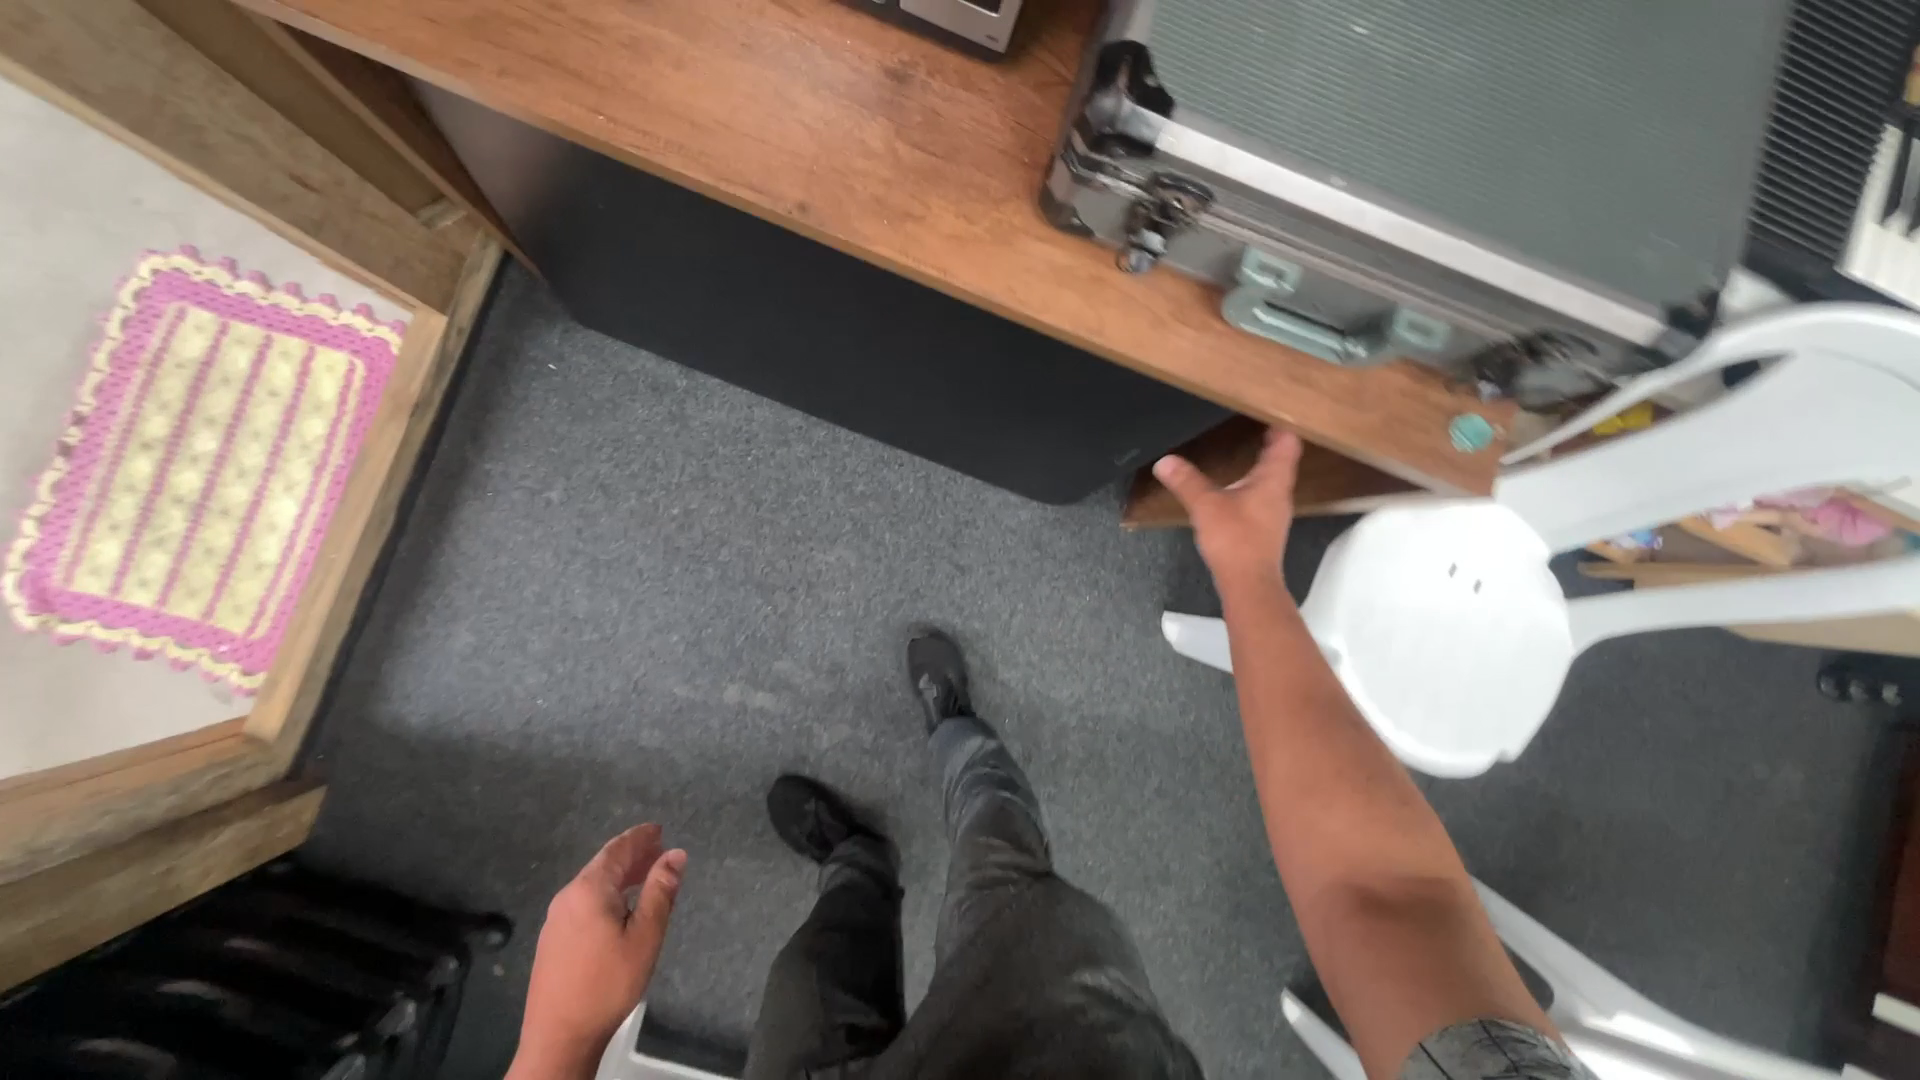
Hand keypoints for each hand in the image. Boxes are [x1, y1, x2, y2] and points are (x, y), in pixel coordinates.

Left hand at [509, 825, 686, 1079]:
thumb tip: (675, 854)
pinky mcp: (552, 941)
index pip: (617, 850)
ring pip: (592, 885)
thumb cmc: (608, 982)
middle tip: (659, 850)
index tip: (659, 829)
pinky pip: (584, 903)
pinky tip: (620, 908)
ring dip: (620, 876)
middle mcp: (567, 897)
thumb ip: (660, 891)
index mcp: (589, 890)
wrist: (559, 1037)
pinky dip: (607, 894)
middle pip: (603, 865)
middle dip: (632, 855)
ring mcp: (556, 920)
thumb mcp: (645, 935)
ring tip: (645, 876)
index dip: (640, 837)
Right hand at [1153, 428, 1302, 586]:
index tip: (1268, 407)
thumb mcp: (1206, 506)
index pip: (1287, 442)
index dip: (1280, 423)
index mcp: (1273, 480)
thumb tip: (1165, 461)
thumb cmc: (1235, 540)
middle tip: (1251, 421)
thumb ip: (1186, 481)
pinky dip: (1252, 482)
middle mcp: (1279, 492)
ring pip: (1272, 478)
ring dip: (1261, 462)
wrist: (1249, 583)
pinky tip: (1236, 484)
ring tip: (1243, 446)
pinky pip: (1262, 494)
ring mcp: (1274, 511)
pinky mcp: (1264, 527)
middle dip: (1269, 440)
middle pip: (1281, 458)